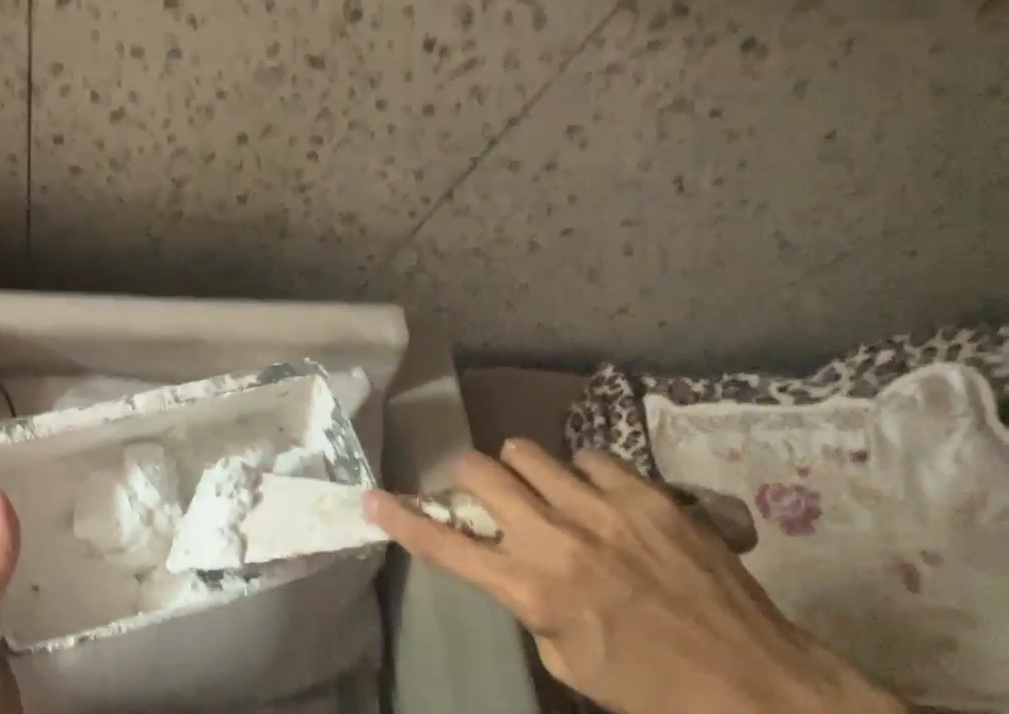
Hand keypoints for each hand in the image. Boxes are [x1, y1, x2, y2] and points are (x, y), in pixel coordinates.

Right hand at [365, 440, 907, 713]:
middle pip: (478, 471)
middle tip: (482, 496)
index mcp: (534, 592)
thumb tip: (515, 569)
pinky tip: (603, 501)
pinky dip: (584, 475)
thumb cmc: (660, 695)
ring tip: (548, 494)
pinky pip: (590, 458)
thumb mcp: (572, 665)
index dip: (400, 519)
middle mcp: (558, 541)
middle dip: (466, 479)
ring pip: (527, 451)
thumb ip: (530, 609)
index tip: (371, 499)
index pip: (444, 547)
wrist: (769, 691)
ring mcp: (604, 511)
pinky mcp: (649, 496)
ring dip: (524, 472)